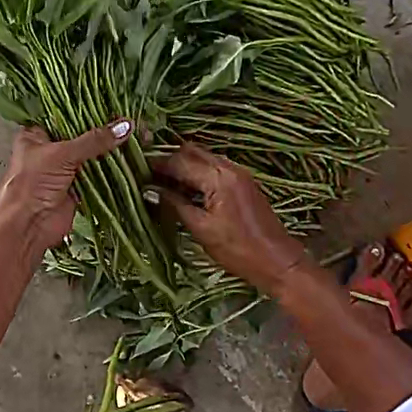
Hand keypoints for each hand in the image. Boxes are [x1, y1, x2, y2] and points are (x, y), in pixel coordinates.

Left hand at [0, 121, 130, 254]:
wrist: (28, 226)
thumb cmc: (32, 184)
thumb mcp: (62, 154)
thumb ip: (94, 140)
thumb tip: (125, 126)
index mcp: (37, 135)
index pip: (66, 115)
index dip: (89, 110)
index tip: (114, 105)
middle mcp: (51, 150)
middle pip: (82, 136)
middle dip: (105, 131)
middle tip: (130, 120)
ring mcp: (66, 169)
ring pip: (93, 155)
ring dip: (111, 150)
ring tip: (137, 136)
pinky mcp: (78, 187)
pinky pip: (100, 174)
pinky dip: (113, 169)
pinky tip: (131, 157)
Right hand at [151, 142, 310, 295]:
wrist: (276, 260)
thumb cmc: (237, 250)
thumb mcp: (201, 229)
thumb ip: (174, 205)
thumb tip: (149, 190)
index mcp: (218, 177)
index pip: (179, 161)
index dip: (156, 165)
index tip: (135, 171)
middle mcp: (229, 167)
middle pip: (191, 152)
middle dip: (168, 161)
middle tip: (147, 177)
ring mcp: (238, 172)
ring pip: (203, 158)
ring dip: (183, 166)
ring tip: (162, 184)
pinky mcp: (243, 181)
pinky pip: (214, 168)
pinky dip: (197, 173)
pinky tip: (185, 190)